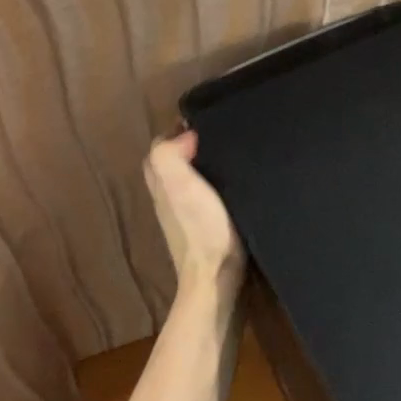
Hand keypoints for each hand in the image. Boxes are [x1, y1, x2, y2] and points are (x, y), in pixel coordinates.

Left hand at [144, 131, 244, 305]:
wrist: (218, 280)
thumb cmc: (201, 229)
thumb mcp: (180, 185)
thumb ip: (169, 155)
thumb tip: (187, 135)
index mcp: (161, 182)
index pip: (162, 145)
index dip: (180, 129)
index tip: (210, 120)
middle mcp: (168, 196)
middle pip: (175, 160)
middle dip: (193, 144)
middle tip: (225, 134)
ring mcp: (187, 215)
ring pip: (191, 178)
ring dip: (208, 165)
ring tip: (236, 152)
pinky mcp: (207, 228)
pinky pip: (208, 196)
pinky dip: (218, 185)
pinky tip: (239, 183)